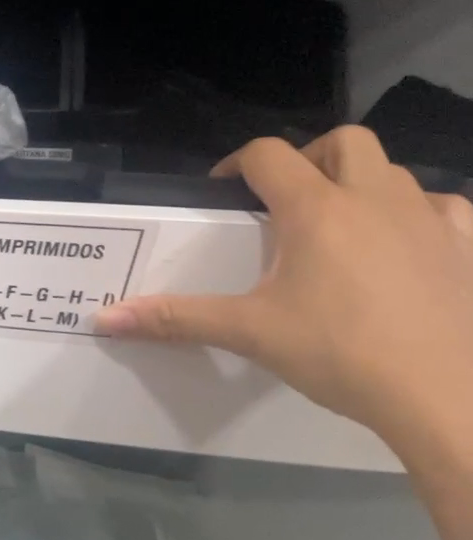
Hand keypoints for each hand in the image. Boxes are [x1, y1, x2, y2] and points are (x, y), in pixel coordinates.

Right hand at [96, 126, 472, 444]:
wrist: (448, 397)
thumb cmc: (340, 352)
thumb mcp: (246, 332)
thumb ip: (173, 317)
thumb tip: (104, 318)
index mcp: (316, 211)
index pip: (269, 155)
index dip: (236, 165)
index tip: (220, 193)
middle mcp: (376, 201)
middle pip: (344, 142)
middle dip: (307, 158)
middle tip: (280, 198)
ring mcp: (432, 221)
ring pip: (395, 171)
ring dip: (360, 183)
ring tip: (333, 225)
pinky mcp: (467, 248)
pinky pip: (443, 207)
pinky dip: (414, 213)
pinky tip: (397, 245)